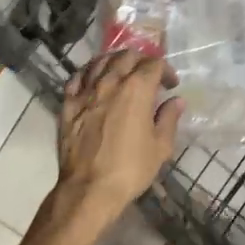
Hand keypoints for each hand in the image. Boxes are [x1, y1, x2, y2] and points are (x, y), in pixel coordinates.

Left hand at [55, 52, 183, 226]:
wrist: (89, 188)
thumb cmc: (130, 169)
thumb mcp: (160, 147)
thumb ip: (169, 119)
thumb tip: (176, 101)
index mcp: (136, 89)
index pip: (153, 64)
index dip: (166, 70)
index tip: (171, 84)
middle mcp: (110, 82)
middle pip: (126, 56)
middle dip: (142, 60)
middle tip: (149, 75)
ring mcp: (86, 91)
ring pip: (100, 61)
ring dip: (115, 61)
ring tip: (122, 71)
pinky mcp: (68, 104)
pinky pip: (77, 77)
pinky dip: (89, 73)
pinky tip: (94, 79)